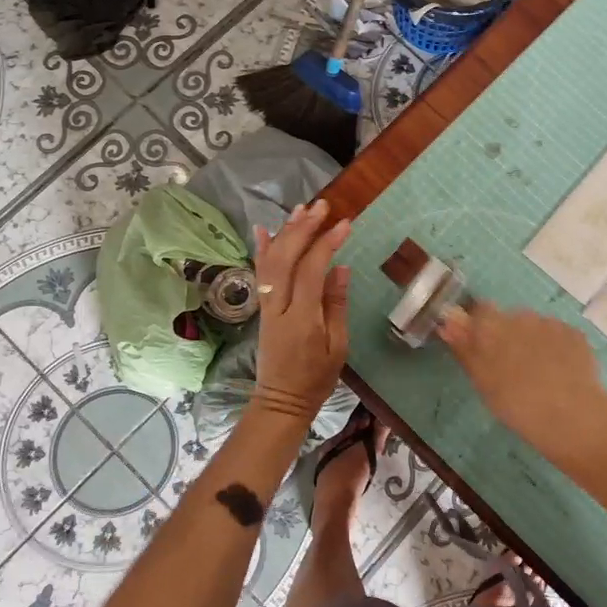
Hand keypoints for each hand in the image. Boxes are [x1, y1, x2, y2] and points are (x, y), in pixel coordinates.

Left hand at [250, 200, 351, 418]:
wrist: (282, 401)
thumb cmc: (316, 378)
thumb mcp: (337, 346)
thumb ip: (336, 305)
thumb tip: (341, 268)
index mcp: (302, 319)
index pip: (312, 271)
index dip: (327, 244)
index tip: (345, 224)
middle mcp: (279, 307)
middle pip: (285, 259)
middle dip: (303, 228)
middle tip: (322, 205)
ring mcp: (267, 306)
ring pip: (270, 261)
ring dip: (286, 232)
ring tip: (302, 208)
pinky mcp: (262, 307)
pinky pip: (260, 273)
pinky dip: (261, 249)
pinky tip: (263, 229)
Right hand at [436, 302, 606, 458]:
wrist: (571, 416)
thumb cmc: (517, 404)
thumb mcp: (483, 382)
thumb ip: (465, 348)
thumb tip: (447, 323)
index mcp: (493, 326)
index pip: (481, 310)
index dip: (481, 326)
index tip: (483, 348)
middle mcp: (521, 316)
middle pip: (510, 319)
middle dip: (509, 337)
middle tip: (512, 369)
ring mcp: (551, 323)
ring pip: (535, 327)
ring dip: (533, 342)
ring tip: (540, 375)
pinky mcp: (575, 333)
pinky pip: (558, 335)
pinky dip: (556, 349)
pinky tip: (561, 373)